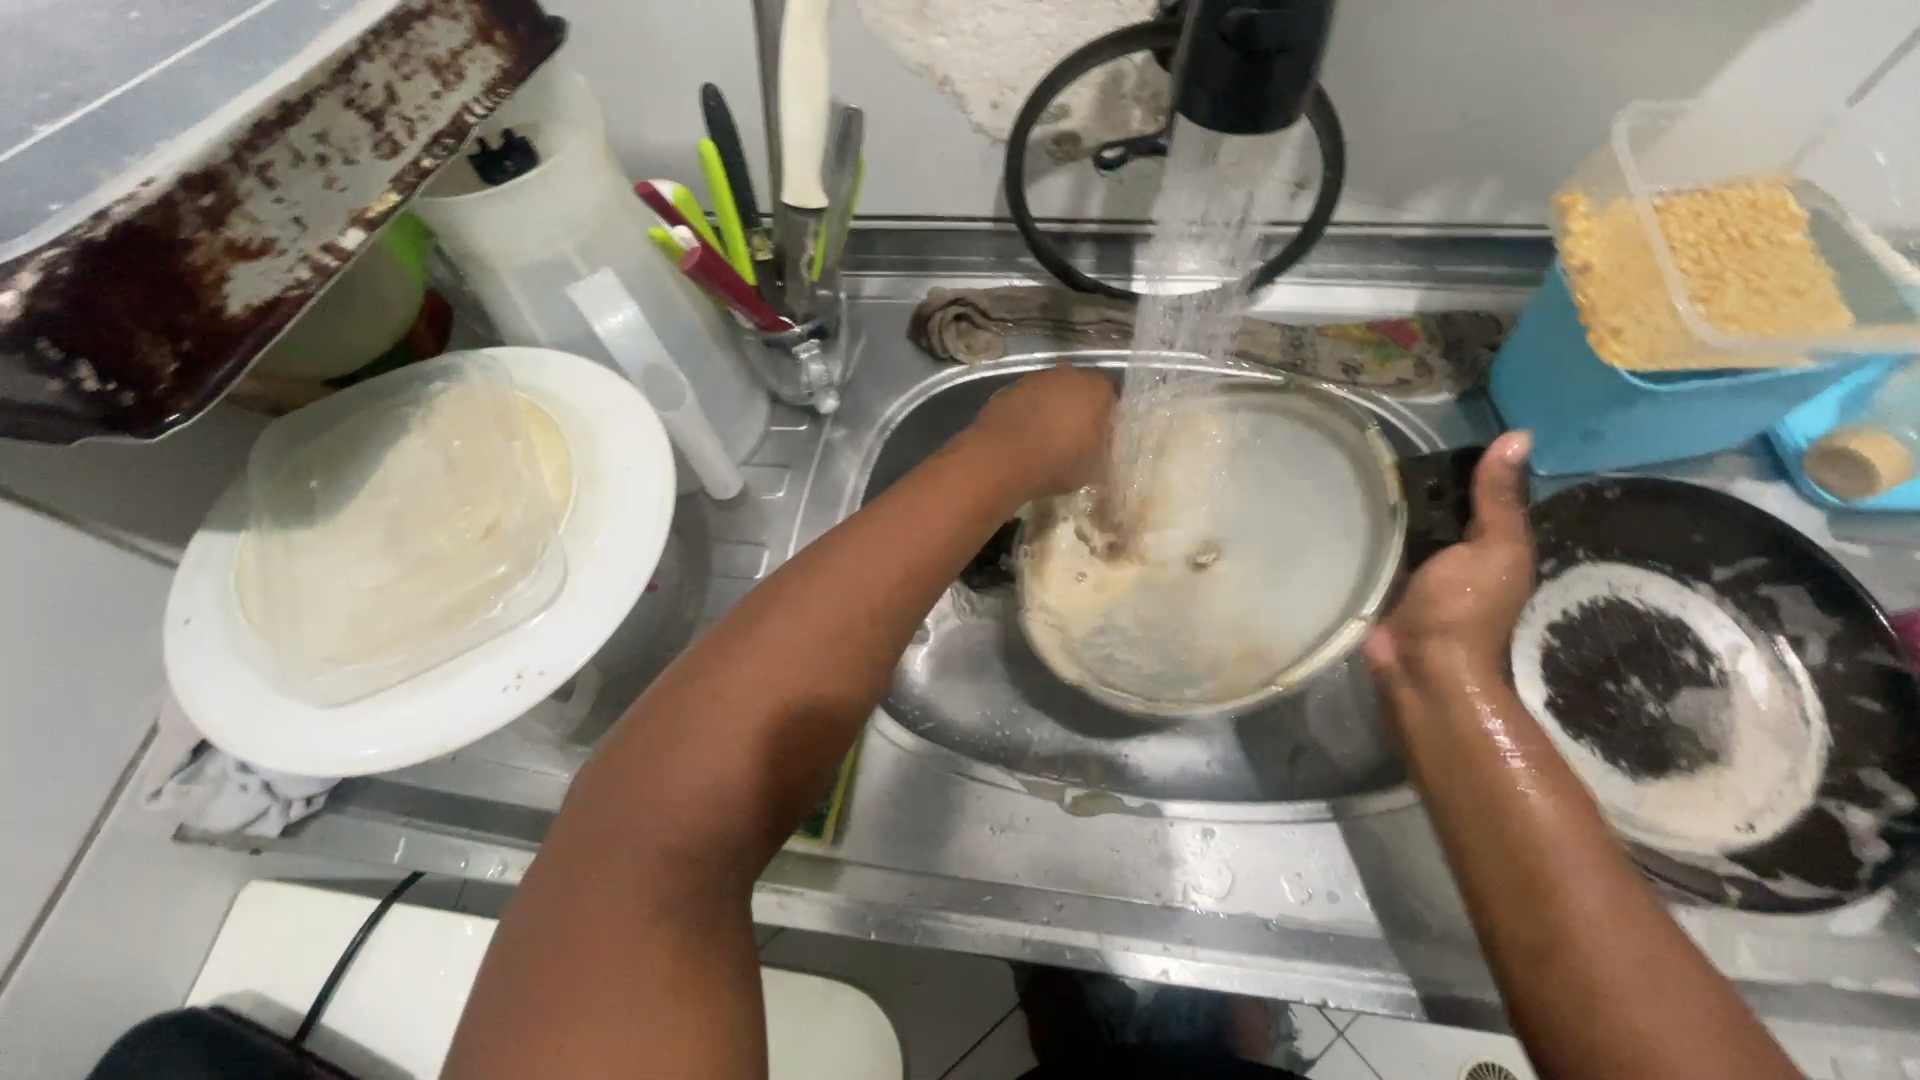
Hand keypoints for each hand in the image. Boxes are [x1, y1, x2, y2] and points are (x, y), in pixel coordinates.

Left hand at [968, 363, 1115, 498]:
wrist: (1001, 459)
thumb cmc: (1056, 463)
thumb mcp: (1094, 467)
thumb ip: (1103, 448)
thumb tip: (1101, 445)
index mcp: (1096, 389)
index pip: (1111, 397)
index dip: (1106, 417)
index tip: (1102, 437)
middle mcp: (1067, 374)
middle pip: (1079, 389)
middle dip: (1078, 408)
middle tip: (1075, 436)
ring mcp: (1034, 379)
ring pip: (1050, 392)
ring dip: (1051, 408)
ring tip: (1047, 437)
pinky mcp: (1007, 389)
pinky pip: (1026, 400)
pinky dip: (1027, 412)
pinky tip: (1023, 435)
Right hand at [1364, 431, 1533, 690]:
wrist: (1418, 667)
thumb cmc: (1463, 608)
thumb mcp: (1493, 547)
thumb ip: (1498, 498)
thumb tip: (1519, 436)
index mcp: (1488, 542)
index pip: (1473, 491)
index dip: (1455, 464)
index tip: (1423, 436)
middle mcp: (1451, 552)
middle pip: (1430, 506)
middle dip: (1409, 483)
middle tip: (1372, 449)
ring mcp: (1410, 568)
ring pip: (1397, 524)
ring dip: (1378, 505)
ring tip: (1345, 466)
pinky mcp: (1376, 580)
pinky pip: (1369, 546)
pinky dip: (1357, 529)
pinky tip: (1332, 505)